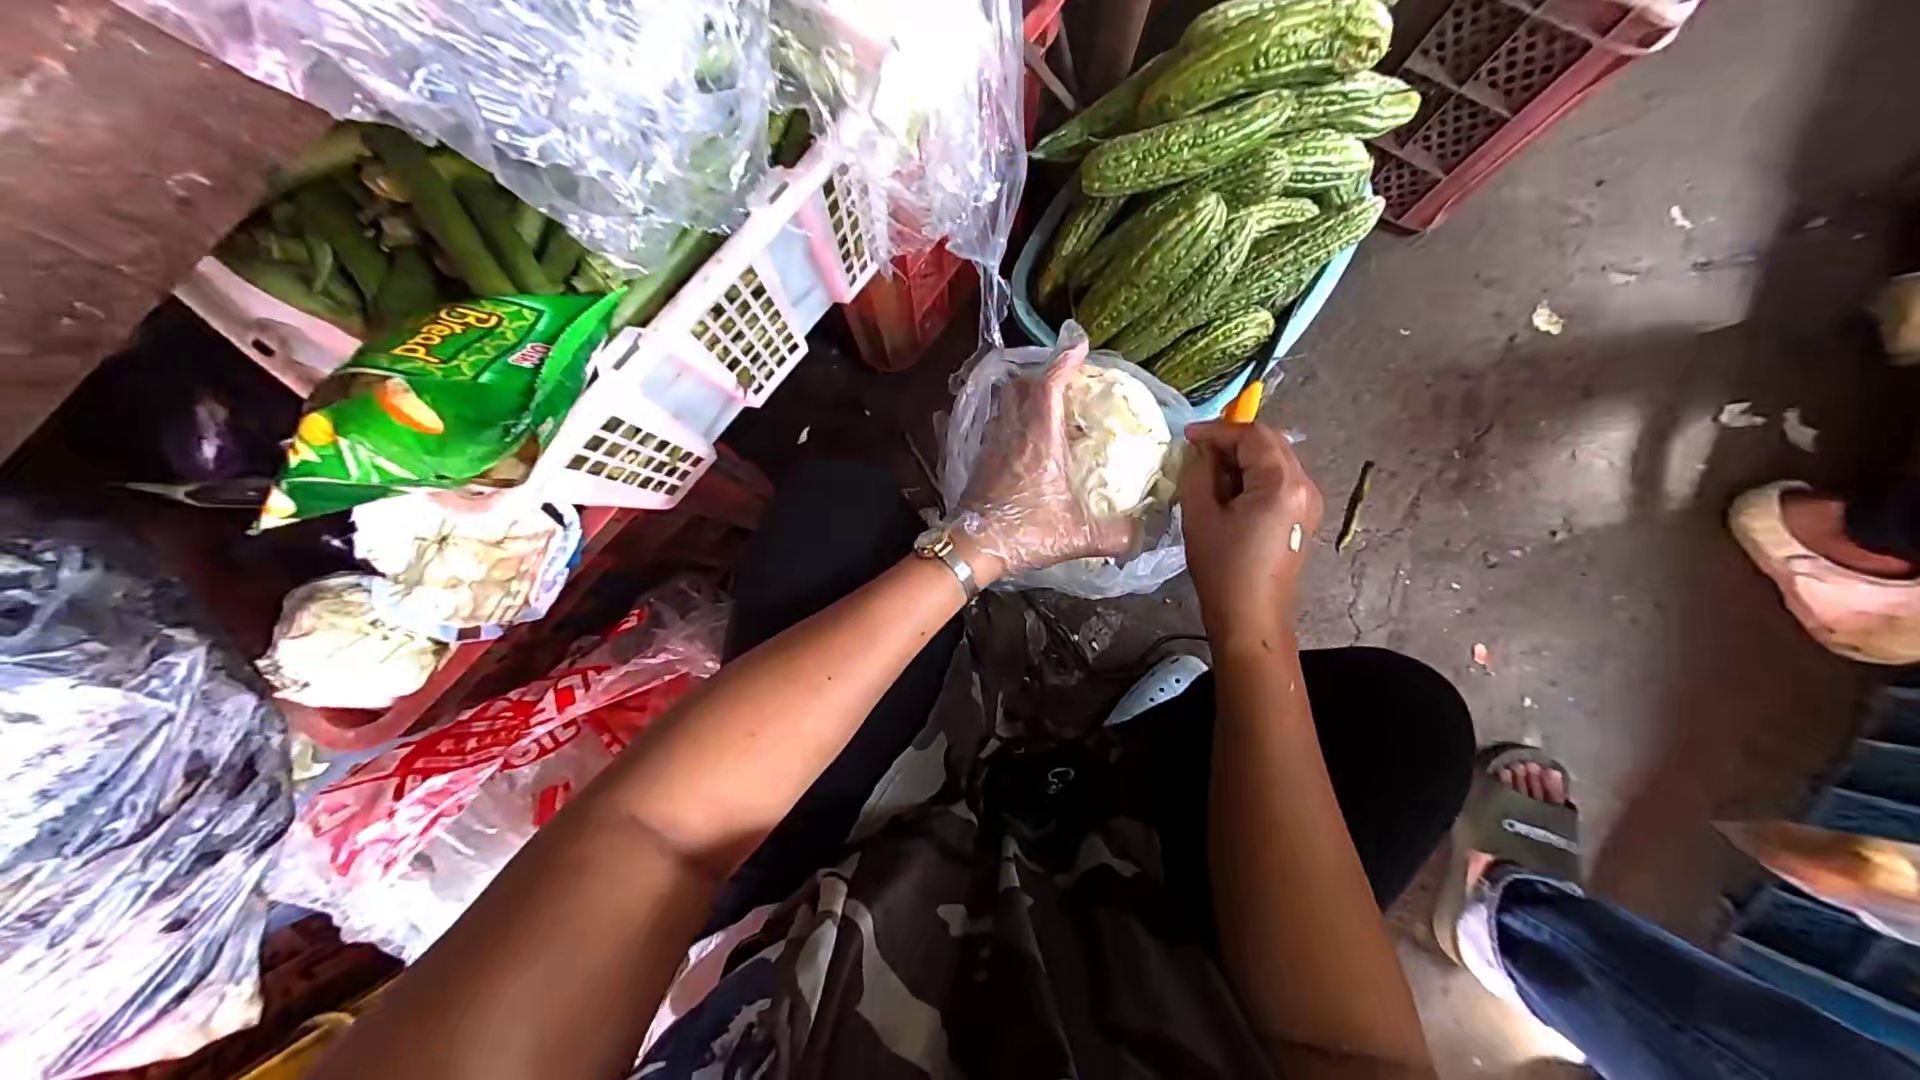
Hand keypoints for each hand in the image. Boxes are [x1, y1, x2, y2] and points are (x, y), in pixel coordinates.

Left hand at [956, 337, 1133, 574]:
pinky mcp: (980, 459)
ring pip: (1004, 403)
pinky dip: (1009, 417)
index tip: (1078, 344)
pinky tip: (1019, 433)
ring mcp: (992, 444)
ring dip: (1023, 394)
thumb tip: (1146, 534)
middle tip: (1064, 379)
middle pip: (1021, 385)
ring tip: (1044, 402)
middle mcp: (1013, 433)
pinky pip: (994, 424)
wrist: (973, 548)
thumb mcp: (1077, 536)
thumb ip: (1117, 534)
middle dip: (1042, 374)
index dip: (1064, 361)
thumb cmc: (1024, 533)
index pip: (1049, 385)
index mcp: (1039, 439)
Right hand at [1179, 419, 1323, 644]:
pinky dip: (1253, 476)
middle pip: (1270, 443)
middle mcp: (1305, 487)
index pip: (1253, 436)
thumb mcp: (1201, 516)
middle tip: (1197, 450)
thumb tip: (1202, 452)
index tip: (1187, 436)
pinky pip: (1279, 481)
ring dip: (1242, 458)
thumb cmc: (1222, 569)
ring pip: (1275, 460)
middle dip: (1232, 441)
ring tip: (1209, 471)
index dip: (1217, 430)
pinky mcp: (1303, 518)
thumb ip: (1200, 473)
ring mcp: (1309, 503)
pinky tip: (1229, 491)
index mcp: (1281, 485)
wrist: (1250, 618)